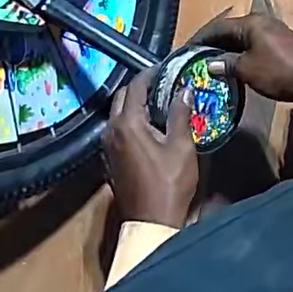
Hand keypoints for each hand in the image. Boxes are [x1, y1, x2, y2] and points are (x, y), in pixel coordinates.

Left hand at [104, 72, 197, 227]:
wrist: (151, 222)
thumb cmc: (169, 184)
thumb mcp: (181, 147)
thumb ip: (180, 114)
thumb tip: (185, 89)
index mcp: (127, 123)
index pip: (135, 86)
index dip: (150, 74)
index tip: (166, 68)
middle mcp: (111, 129)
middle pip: (122, 96)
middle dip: (140, 86)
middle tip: (163, 83)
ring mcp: (107, 144)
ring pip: (118, 112)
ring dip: (135, 103)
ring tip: (159, 101)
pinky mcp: (110, 157)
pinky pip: (118, 128)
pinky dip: (131, 119)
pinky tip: (149, 125)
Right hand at [194, 13, 292, 105]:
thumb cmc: (279, 71)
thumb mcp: (247, 69)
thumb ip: (226, 64)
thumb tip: (210, 64)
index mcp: (250, 23)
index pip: (217, 27)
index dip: (200, 38)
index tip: (187, 49)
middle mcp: (260, 22)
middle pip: (229, 31)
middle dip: (212, 44)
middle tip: (197, 57)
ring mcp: (273, 31)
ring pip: (242, 38)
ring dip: (227, 49)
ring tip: (212, 63)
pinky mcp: (281, 43)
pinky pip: (253, 44)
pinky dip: (240, 53)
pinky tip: (234, 65)